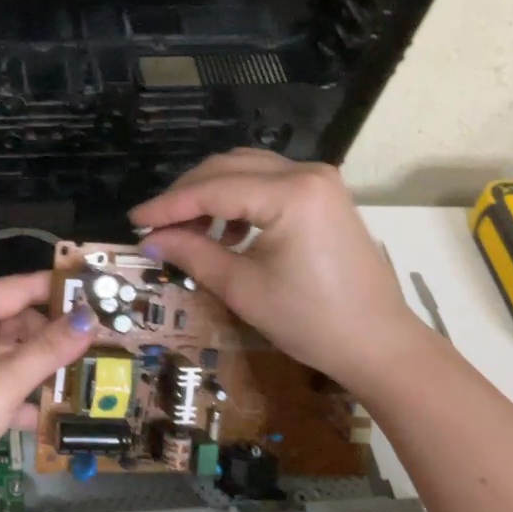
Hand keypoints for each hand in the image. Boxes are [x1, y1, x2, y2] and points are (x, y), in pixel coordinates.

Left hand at [0, 273, 94, 497]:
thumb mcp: (6, 383)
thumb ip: (50, 350)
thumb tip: (89, 320)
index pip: (16, 288)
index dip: (54, 288)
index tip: (94, 292)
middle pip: (16, 321)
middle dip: (51, 335)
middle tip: (93, 346)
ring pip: (11, 352)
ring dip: (40, 366)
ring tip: (79, 377)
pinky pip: (0, 377)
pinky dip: (22, 390)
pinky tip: (47, 411)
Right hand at [130, 149, 433, 397]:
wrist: (378, 343)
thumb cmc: (311, 321)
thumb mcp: (243, 288)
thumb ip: (193, 254)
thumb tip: (151, 240)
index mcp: (290, 194)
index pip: (213, 189)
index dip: (168, 205)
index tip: (134, 221)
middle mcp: (306, 173)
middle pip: (227, 168)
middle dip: (186, 195)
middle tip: (155, 227)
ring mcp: (319, 181)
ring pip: (246, 169)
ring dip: (211, 194)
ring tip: (187, 230)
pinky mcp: (323, 194)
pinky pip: (267, 181)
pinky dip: (238, 198)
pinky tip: (226, 232)